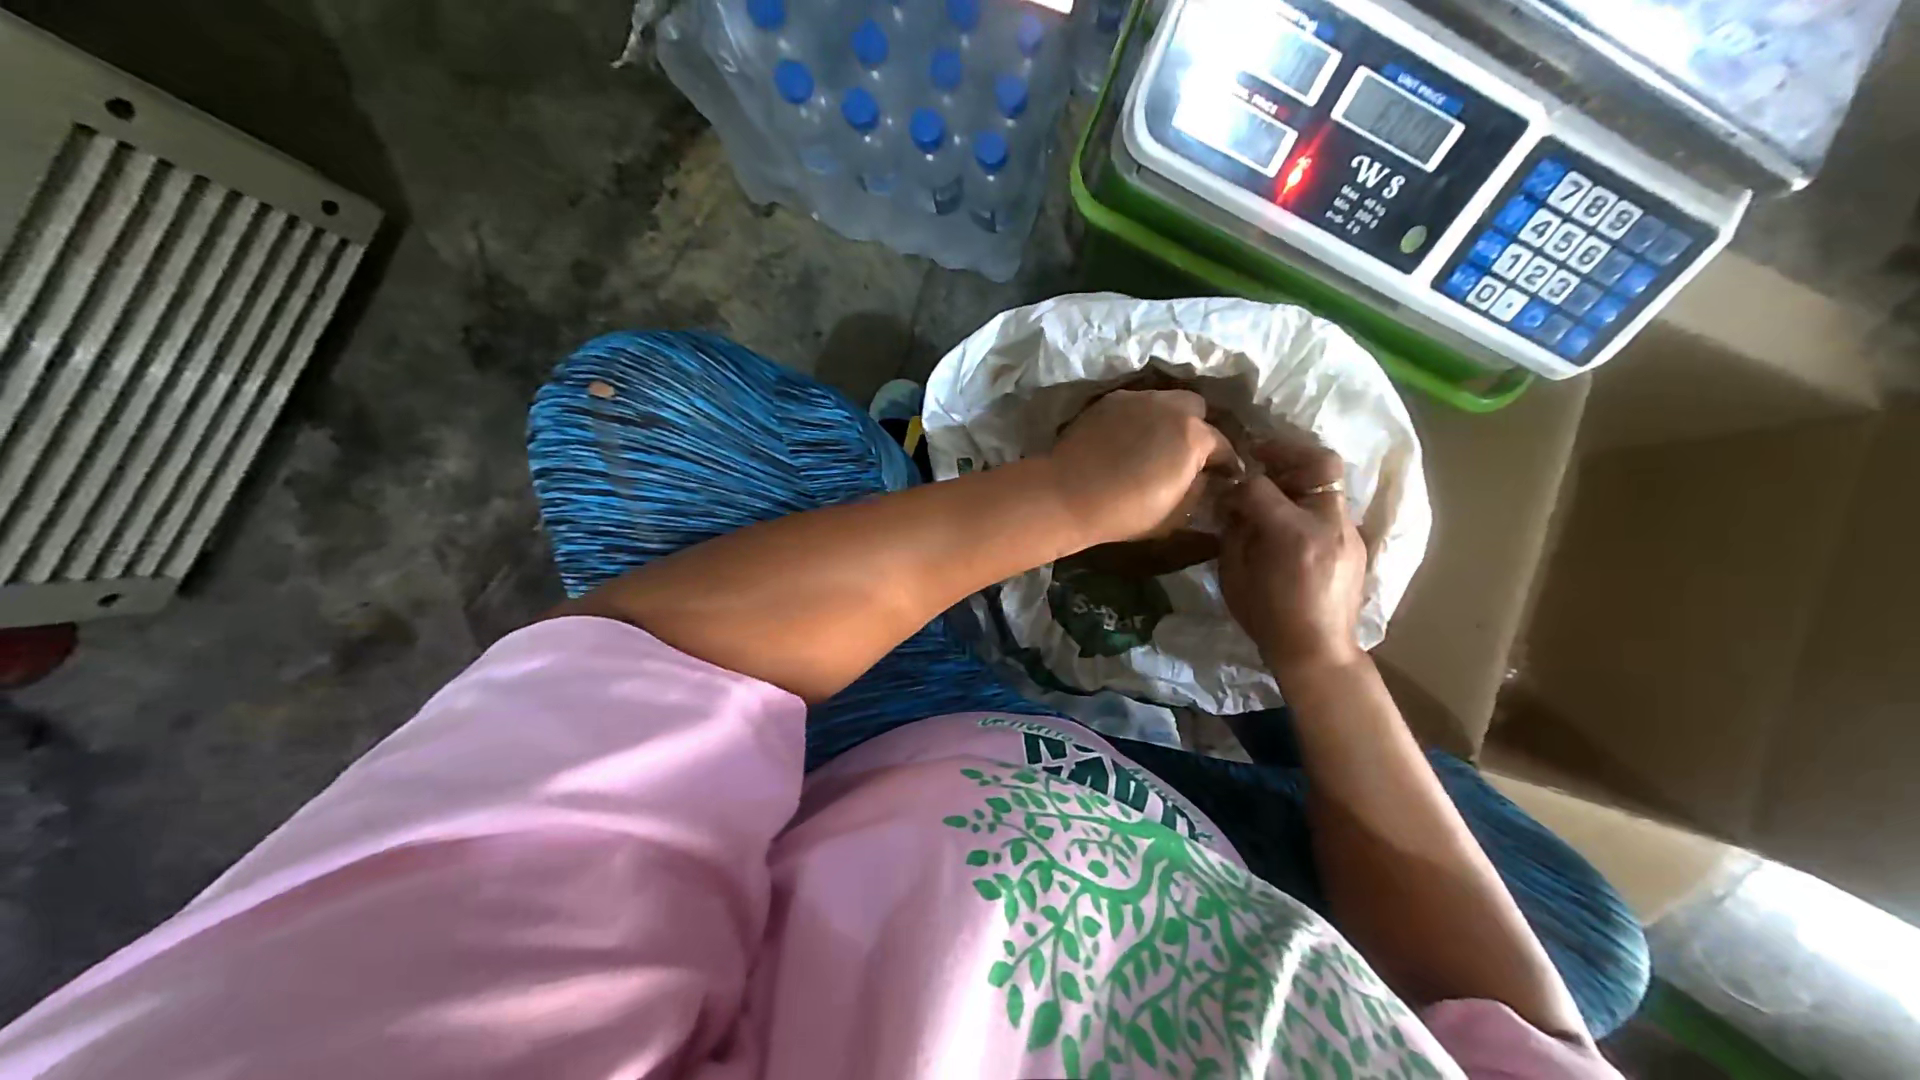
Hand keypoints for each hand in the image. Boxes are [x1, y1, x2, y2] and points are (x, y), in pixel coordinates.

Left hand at [1043, 389, 1237, 547]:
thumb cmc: (1125, 512)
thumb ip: (1200, 490)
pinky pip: (1136, 405)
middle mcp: (1171, 407)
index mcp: (1195, 435)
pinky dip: (1140, 418)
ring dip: (1168, 419)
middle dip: (1197, 430)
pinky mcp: (1109, 401)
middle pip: (1196, 410)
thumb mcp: (1176, 513)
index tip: (1222, 478)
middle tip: (1184, 455)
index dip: (1225, 465)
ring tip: (1155, 443)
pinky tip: (1129, 438)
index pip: (1223, 447)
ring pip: (1165, 401)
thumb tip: (1206, 478)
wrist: (1067, 495)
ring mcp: (1138, 398)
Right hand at [1218, 436, 1366, 673]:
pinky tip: (1292, 520)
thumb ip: (1234, 531)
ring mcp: (1350, 532)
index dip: (1238, 485)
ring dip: (1301, 477)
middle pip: (1319, 462)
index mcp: (1292, 533)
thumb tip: (1235, 504)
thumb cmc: (1267, 618)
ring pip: (1331, 482)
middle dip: (1287, 453)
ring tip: (1276, 488)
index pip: (1259, 485)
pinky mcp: (1358, 542)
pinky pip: (1333, 508)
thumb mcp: (1234, 575)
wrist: (1318, 651)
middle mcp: (1328, 523)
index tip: (1227, 494)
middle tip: (1262, 457)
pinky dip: (1310, 502)